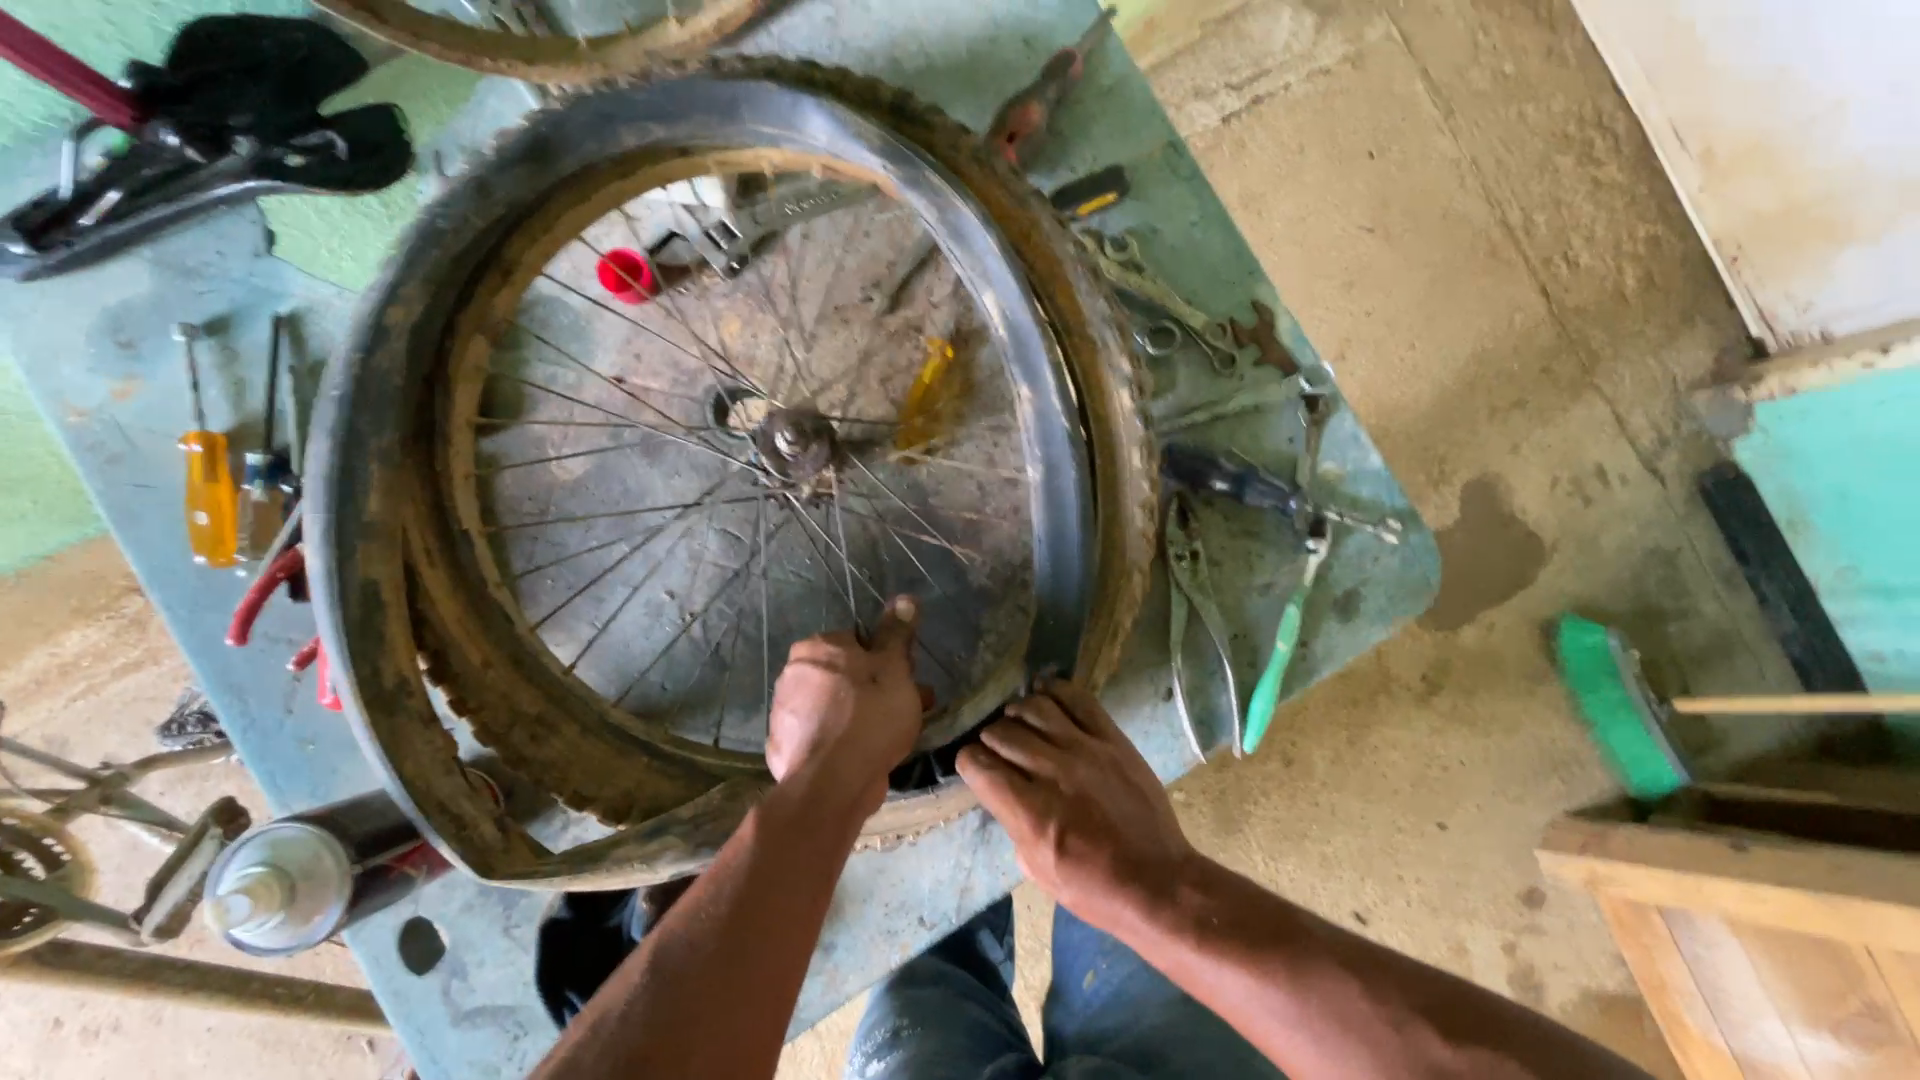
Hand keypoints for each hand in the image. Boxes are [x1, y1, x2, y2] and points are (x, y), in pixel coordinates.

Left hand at [766, 595, 927, 812]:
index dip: (887, 662)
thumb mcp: (894, 669)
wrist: (833, 783)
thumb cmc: (870, 716)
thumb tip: (905, 598)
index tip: (908, 682)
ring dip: (862, 716)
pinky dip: (842, 741)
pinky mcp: (785, 748)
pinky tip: (863, 756)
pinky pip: (824, 736)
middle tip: (909, 710)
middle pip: (846, 676)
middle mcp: (792, 674)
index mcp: (816, 648)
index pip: (857, 643)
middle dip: (877, 691)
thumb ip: (897, 634)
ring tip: (892, 738)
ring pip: (835, 707)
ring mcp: (784, 713)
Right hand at [956, 679, 1195, 932]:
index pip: (978, 764)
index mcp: (1030, 812)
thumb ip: (1013, 820)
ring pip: (1034, 708)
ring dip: (1016, 715)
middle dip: (989, 741)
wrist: (1156, 882)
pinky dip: (1053, 690)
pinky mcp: (1113, 739)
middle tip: (996, 751)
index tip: (975, 769)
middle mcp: (1053, 772)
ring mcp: (1086, 750)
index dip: (969, 764)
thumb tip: (1004, 790)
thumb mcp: (1034, 867)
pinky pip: (1077, 699)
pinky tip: (1042, 694)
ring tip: (1018, 726)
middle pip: (1001, 733)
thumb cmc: (1093, 887)